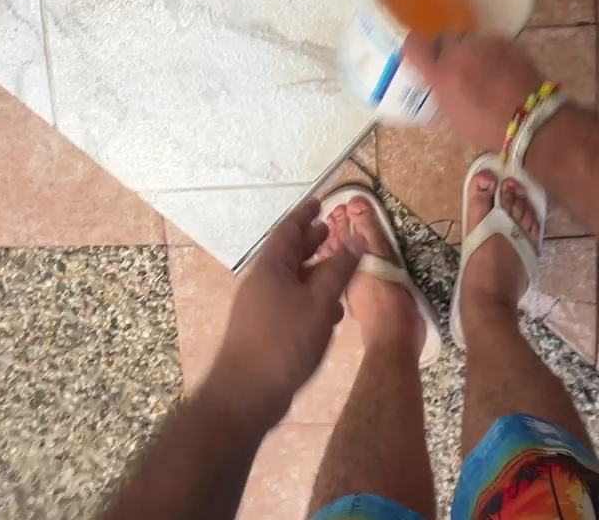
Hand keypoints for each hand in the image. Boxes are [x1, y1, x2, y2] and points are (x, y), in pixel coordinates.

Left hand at [200, 199, 360, 428]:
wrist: (244, 397)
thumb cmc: (284, 342)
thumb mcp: (319, 303)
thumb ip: (338, 270)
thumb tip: (355, 241)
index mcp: (271, 267)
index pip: (289, 230)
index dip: (305, 214)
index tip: (320, 202)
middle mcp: (261, 281)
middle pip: (288, 253)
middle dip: (310, 242)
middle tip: (330, 232)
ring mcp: (258, 307)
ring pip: (290, 279)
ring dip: (313, 272)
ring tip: (337, 271)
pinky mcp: (262, 330)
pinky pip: (288, 300)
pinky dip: (308, 297)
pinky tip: (328, 312)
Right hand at [402, 33, 545, 151]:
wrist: (530, 120)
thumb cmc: (486, 127)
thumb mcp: (452, 114)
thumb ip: (441, 90)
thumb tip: (440, 81)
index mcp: (440, 73)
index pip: (413, 44)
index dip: (415, 49)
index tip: (419, 58)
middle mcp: (459, 52)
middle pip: (444, 38)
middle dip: (446, 51)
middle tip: (454, 67)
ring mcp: (484, 43)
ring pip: (468, 38)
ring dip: (469, 50)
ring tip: (481, 69)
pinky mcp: (506, 41)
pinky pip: (490, 41)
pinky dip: (491, 52)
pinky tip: (500, 69)